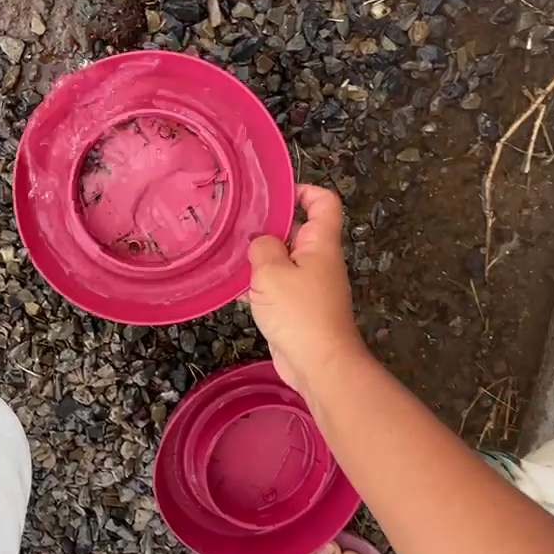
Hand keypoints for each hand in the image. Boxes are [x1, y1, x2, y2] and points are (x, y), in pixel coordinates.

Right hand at [247, 184, 366, 399]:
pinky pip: (277, 285)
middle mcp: (318, 260)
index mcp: (320, 244)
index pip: (323, 202)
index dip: (303, 190)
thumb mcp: (272, 273)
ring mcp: (309, 285)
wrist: (319, 364)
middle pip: (297, 230)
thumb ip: (262, 248)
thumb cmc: (299, 313)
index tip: (274, 193)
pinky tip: (235, 289)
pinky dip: (259, 285)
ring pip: (283, 259)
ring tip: (229, 255)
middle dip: (268, 226)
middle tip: (236, 225)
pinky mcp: (298, 307)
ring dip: (259, 258)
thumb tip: (260, 243)